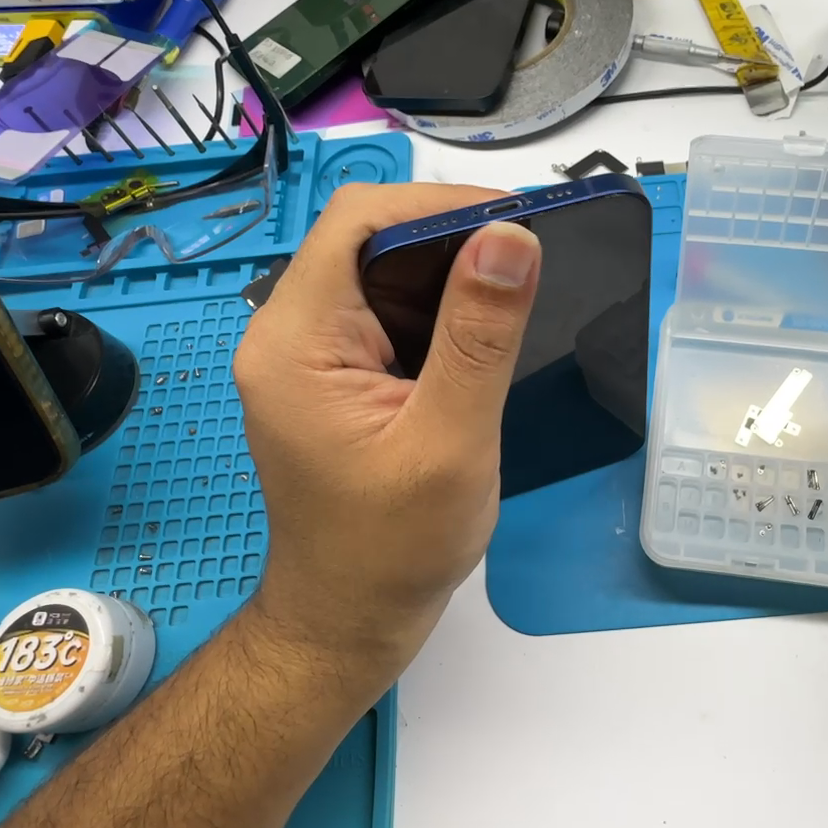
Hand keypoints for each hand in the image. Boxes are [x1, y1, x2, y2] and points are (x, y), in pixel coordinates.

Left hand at [233, 184, 539, 674]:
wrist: (351, 622)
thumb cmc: (394, 548)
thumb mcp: (449, 442)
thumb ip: (481, 337)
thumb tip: (512, 238)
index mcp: (297, 340)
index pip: (358, 221)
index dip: (438, 204)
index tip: (517, 224)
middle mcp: (294, 333)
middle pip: (372, 240)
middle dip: (455, 238)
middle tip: (532, 259)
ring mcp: (317, 354)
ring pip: (389, 274)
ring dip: (455, 274)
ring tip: (521, 293)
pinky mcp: (344, 374)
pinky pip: (396, 313)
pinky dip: (447, 310)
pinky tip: (490, 329)